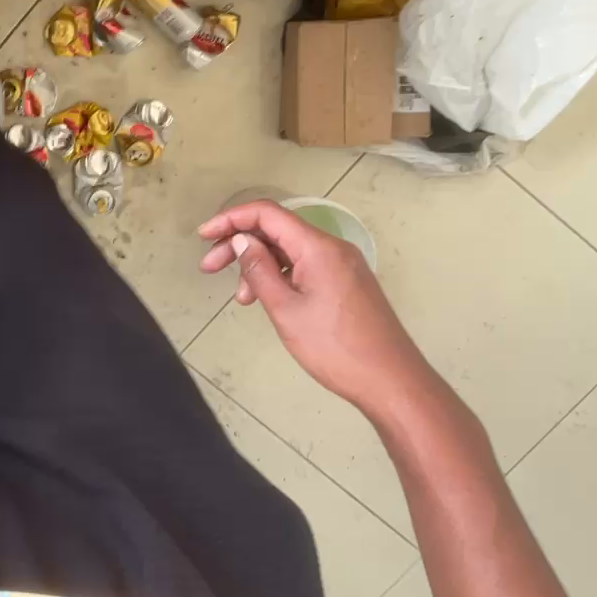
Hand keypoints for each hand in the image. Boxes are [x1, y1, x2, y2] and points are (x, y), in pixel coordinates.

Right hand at [197, 200, 431, 415]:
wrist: (393, 383)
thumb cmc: (334, 347)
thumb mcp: (285, 309)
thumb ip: (259, 269)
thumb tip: (241, 239)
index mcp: (318, 248)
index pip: (267, 214)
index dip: (231, 219)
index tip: (204, 236)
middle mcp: (332, 248)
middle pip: (275, 230)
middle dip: (238, 244)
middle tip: (208, 268)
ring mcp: (341, 265)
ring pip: (287, 250)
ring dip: (256, 264)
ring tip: (239, 297)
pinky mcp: (344, 282)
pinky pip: (302, 266)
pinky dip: (277, 276)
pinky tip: (263, 299)